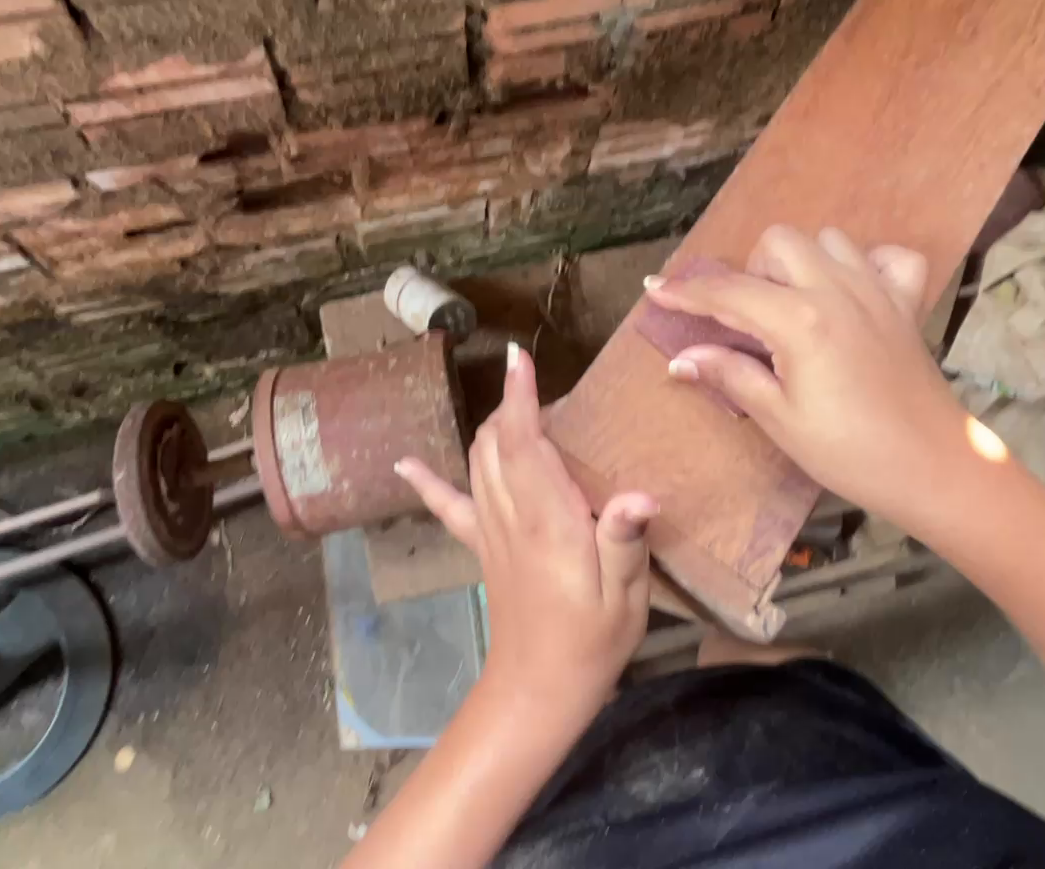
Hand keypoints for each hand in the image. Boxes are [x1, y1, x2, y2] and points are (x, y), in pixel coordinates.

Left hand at [395, 342, 656, 715]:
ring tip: (517, 408)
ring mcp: (487, 530)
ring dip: (490, 427)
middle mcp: (509, 515)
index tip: (519, 356)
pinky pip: (447, 506)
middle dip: (511, 405)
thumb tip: (639, 496)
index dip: (520, 398)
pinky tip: (404, 463)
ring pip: (475, 461)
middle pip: (493, 443)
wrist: (538, 688)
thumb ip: (625, 540)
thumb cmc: (591, 639)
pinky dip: (426, 481)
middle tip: (546, 391)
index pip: (523, 444)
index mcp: (546, 520)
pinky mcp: (479, 547)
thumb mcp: (625, 595)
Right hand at [643, 224, 994, 530]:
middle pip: (778, 243)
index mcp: (799, 320)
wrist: (935, 469)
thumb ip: (730, 375)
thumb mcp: (779, 418)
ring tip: (795, 307)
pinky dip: (865, 265)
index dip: (684, 292)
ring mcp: (877, 290)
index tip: (652, 289)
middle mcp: (837, 289)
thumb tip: (681, 359)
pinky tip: (851, 295)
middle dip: (751, 272)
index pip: (727, 293)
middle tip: (749, 321)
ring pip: (827, 239)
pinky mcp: (907, 303)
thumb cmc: (848, 451)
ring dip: (800, 263)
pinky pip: (887, 257)